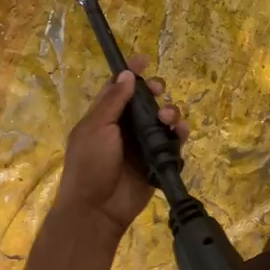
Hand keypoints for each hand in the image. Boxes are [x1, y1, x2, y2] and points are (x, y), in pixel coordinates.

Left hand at [54, 56, 187, 235]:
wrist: (97, 210)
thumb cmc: (89, 165)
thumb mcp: (95, 129)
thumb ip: (113, 101)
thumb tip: (127, 74)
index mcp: (105, 117)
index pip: (119, 88)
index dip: (131, 73)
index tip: (144, 60)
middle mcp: (126, 127)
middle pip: (146, 99)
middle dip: (155, 91)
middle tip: (158, 91)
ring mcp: (143, 143)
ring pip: (163, 116)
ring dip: (170, 110)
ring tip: (167, 119)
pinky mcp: (158, 158)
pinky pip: (174, 140)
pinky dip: (179, 132)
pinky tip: (178, 132)